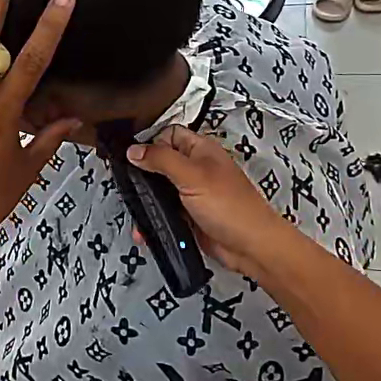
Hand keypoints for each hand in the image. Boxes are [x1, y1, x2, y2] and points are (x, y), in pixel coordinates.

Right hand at [125, 125, 291, 275]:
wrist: (250, 246)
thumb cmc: (233, 208)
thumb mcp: (193, 176)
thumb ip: (162, 160)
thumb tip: (136, 150)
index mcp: (202, 151)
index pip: (171, 134)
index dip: (152, 142)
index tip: (134, 156)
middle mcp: (199, 169)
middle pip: (163, 163)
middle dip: (145, 174)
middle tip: (130, 184)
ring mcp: (195, 194)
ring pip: (163, 191)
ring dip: (149, 200)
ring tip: (137, 208)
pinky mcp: (192, 216)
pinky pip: (168, 213)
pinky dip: (156, 220)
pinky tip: (147, 228)